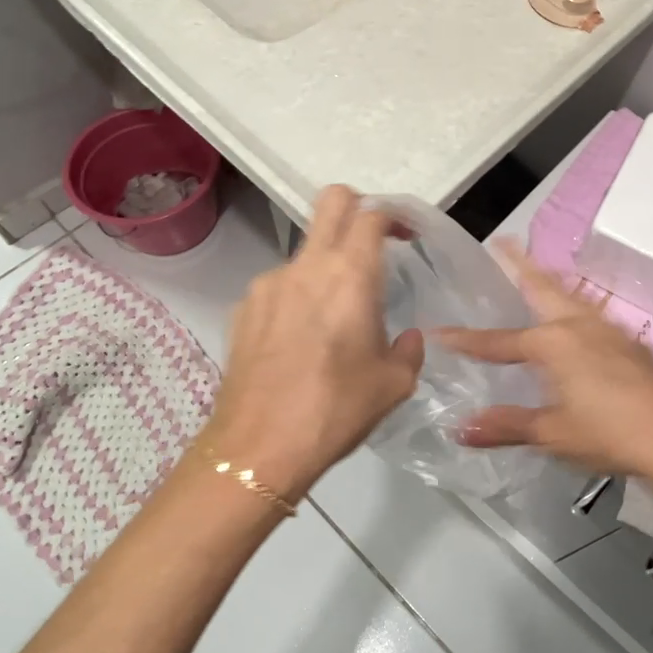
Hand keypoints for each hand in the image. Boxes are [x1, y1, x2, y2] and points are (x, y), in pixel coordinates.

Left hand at [200, 186, 423, 502]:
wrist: (256, 451)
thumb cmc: (335, 410)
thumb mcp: (394, 384)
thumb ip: (409, 349)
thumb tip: (407, 337)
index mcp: (351, 275)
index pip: (373, 214)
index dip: (395, 215)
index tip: (407, 236)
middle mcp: (308, 266)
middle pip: (332, 201)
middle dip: (357, 207)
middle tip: (372, 241)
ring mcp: (269, 284)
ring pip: (305, 250)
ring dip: (326, 266)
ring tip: (335, 318)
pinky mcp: (243, 309)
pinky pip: (279, 286)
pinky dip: (297, 297)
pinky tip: (300, 343)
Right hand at [436, 247, 652, 500]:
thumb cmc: (609, 435)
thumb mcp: (552, 435)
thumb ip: (506, 425)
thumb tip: (460, 429)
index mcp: (554, 344)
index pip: (500, 341)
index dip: (469, 340)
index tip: (441, 331)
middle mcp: (581, 325)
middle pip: (544, 287)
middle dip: (521, 264)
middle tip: (504, 243)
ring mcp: (611, 329)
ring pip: (573, 295)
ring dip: (552, 281)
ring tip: (539, 270)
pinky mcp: (632, 341)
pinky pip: (594, 311)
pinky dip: (577, 302)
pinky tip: (579, 315)